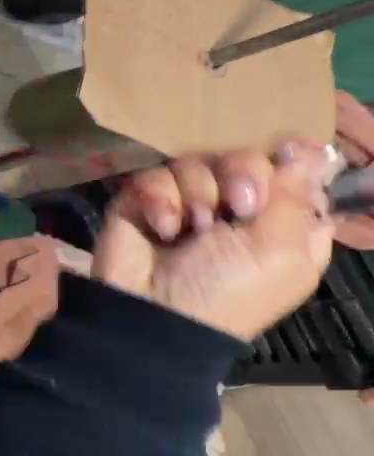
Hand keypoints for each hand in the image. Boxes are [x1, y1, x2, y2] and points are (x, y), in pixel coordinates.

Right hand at [94, 141, 338, 341]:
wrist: (156, 307)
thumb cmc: (231, 287)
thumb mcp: (278, 250)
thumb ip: (294, 197)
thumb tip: (309, 148)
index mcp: (285, 221)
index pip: (293, 172)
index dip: (287, 166)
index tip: (279, 172)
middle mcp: (238, 205)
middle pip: (243, 158)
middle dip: (237, 177)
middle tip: (235, 208)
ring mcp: (188, 201)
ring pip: (194, 163)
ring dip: (194, 195)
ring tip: (190, 228)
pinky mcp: (145, 200)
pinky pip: (152, 176)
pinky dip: (158, 200)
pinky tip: (162, 227)